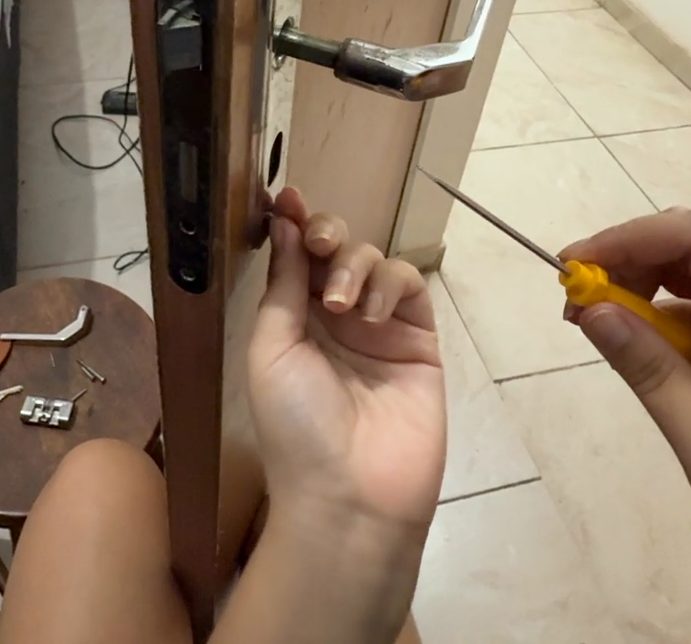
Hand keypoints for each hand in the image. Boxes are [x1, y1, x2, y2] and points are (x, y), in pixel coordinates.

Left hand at [247, 187, 445, 529]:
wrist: (351, 494)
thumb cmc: (296, 424)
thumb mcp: (272, 349)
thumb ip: (283, 284)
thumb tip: (282, 221)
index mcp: (293, 319)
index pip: (296, 257)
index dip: (292, 224)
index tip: (285, 196)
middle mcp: (335, 316)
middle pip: (336, 250)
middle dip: (327, 233)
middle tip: (319, 243)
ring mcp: (379, 325)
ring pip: (373, 260)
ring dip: (354, 266)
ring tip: (339, 303)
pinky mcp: (418, 337)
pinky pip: (408, 286)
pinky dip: (390, 284)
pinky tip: (372, 311)